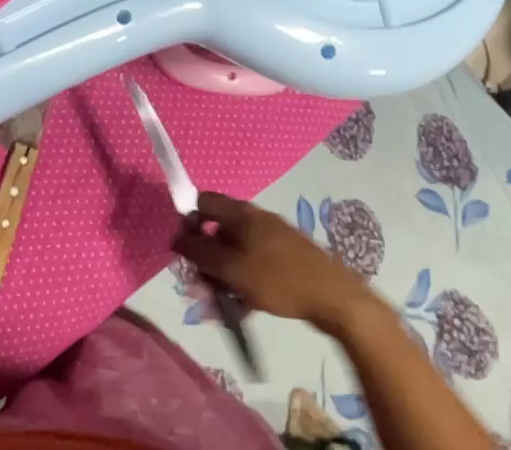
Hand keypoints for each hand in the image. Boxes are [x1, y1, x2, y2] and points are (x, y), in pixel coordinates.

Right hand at [172, 191, 375, 332]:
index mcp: (241, 213)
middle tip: (200, 287)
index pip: (203, 202)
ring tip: (218, 304)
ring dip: (222, 275)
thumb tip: (175, 238)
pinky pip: (252, 265)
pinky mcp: (284, 258)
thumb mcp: (232, 269)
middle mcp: (255, 219)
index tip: (184, 251)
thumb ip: (200, 253)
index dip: (188, 221)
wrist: (334, 298)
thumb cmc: (278, 279)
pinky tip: (241, 308)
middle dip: (205, 258)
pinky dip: (242, 281)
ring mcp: (271, 238)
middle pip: (217, 230)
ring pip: (234, 252)